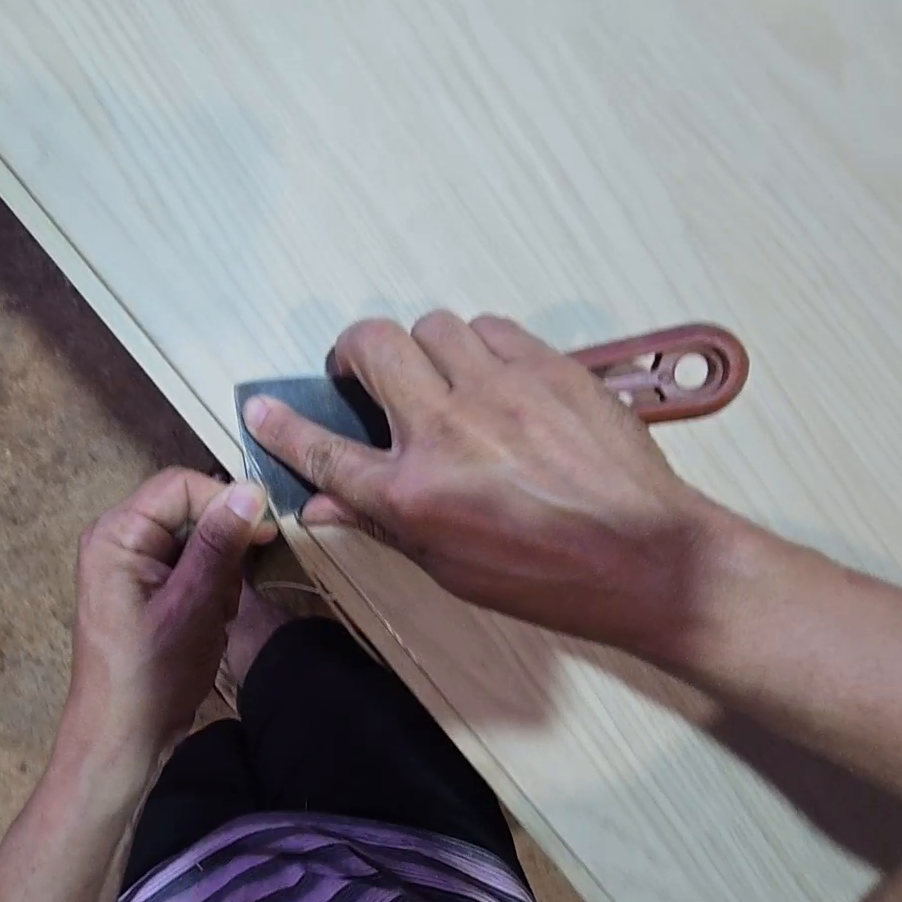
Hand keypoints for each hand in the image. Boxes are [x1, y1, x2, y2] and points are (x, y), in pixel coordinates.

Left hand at [57, 469, 274, 772]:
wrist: (123, 738)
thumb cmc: (152, 674)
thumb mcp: (192, 605)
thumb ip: (218, 543)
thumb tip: (251, 488)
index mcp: (116, 534)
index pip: (180, 485)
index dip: (226, 502)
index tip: (265, 534)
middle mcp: (118, 538)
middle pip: (188, 511)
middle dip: (220, 550)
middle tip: (225, 596)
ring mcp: (131, 565)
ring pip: (196, 541)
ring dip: (218, 576)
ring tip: (211, 619)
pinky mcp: (146, 588)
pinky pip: (190, 568)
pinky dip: (209, 592)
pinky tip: (205, 625)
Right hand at [244, 311, 733, 654]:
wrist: (643, 557)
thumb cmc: (536, 575)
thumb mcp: (444, 564)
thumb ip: (378, 522)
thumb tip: (319, 506)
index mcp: (412, 493)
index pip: (324, 451)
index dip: (282, 427)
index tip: (259, 407)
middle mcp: (445, 430)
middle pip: (372, 347)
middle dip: (354, 352)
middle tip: (365, 375)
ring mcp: (500, 390)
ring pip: (433, 325)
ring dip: (422, 349)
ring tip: (440, 379)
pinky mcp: (549, 368)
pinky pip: (492, 328)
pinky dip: (477, 346)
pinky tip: (491, 378)